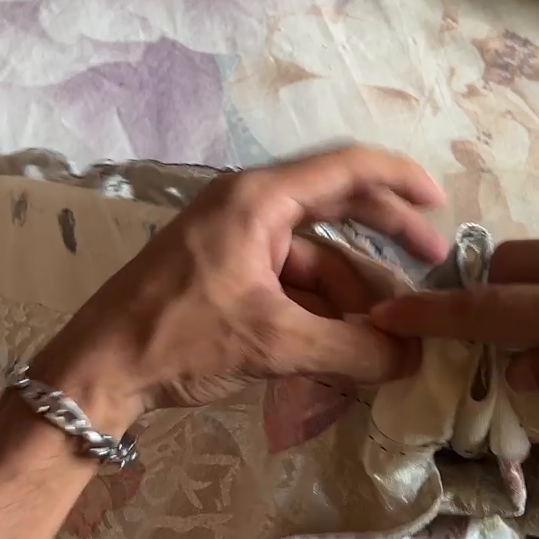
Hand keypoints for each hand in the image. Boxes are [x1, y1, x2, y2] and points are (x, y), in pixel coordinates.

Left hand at [32, 147, 448, 427]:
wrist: (98, 370)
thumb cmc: (178, 338)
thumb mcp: (273, 343)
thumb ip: (350, 350)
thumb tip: (410, 361)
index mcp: (259, 199)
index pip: (345, 167)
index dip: (399, 178)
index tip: (439, 200)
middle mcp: (250, 206)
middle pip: (336, 206)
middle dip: (386, 233)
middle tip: (431, 260)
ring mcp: (237, 239)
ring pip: (314, 254)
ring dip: (351, 289)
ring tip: (385, 332)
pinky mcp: (228, 271)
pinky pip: (289, 279)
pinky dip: (320, 306)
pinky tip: (344, 342)